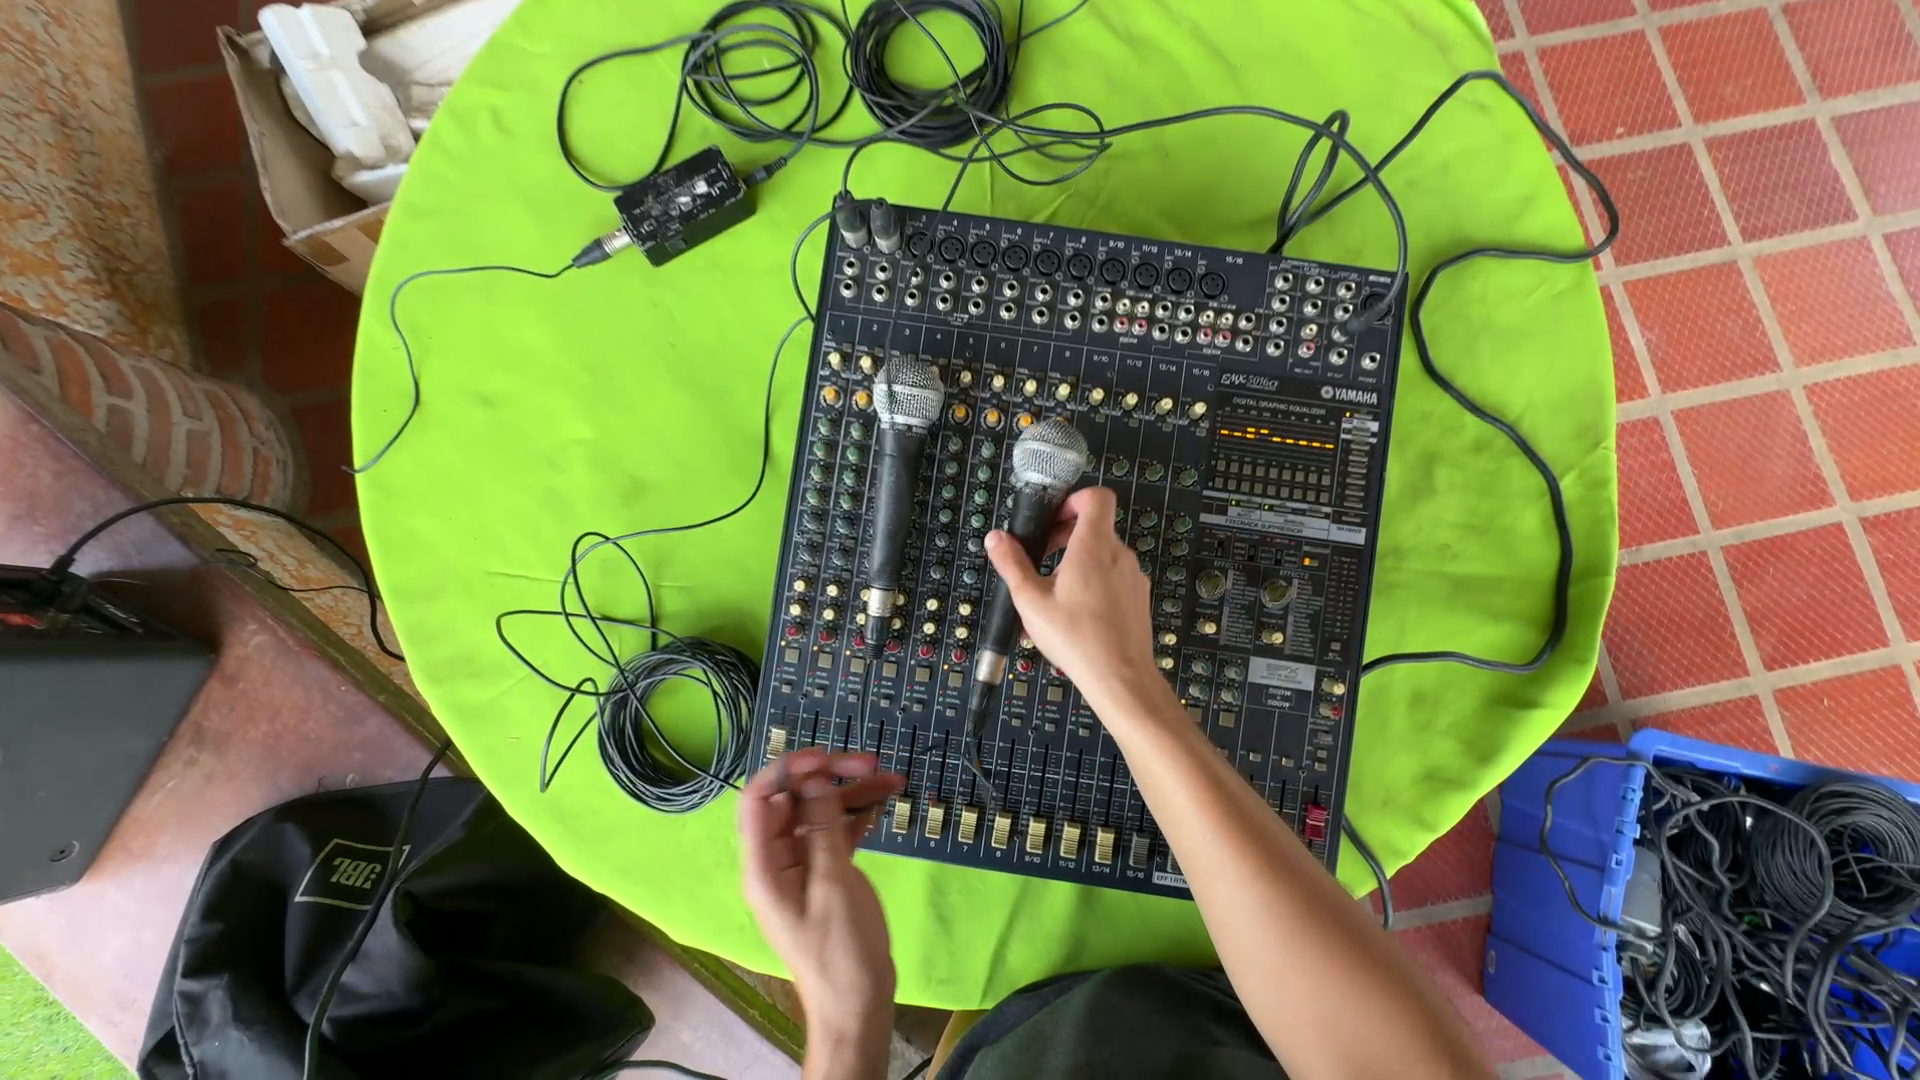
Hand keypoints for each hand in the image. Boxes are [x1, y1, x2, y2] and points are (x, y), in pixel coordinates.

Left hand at [738, 748, 901, 1072]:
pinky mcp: (828, 872)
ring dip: (852, 792)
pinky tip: (883, 802)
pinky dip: (859, 815)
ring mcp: (804, 865)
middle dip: (829, 777)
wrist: (858, 1003)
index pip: (760, 800)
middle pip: (796, 800)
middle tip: (868, 764)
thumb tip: (815, 780)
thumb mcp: (832, 885)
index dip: (787, 770)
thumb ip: (823, 828)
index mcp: (764, 866)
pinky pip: (838, 831)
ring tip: (890, 777)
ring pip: (822, 812)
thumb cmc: (839, 952)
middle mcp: (779, 859)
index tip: (825, 758)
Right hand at [984, 486, 1166, 715]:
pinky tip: (1074, 612)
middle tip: (1043, 557)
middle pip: (1096, 526)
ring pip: (1104, 554)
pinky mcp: (1138, 598)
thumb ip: (1012, 564)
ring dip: (1078, 561)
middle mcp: (1119, 554)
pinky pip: (1114, 577)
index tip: (1053, 520)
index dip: (1074, 500)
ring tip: (1053, 591)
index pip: (1097, 497)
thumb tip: (996, 538)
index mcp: (1094, 546)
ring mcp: (1133, 576)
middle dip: (1067, 535)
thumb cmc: (1074, 637)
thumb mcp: (1030, 600)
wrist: (1120, 677)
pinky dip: (1094, 582)